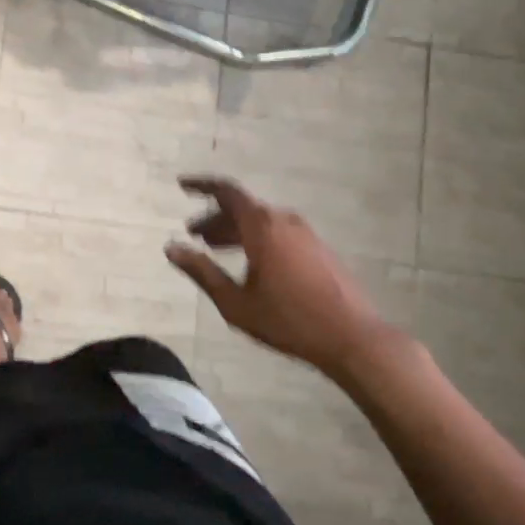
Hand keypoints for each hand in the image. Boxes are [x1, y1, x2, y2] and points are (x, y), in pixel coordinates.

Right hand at [165, 177, 393, 380]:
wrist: (354, 339)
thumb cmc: (288, 320)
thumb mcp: (235, 302)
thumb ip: (201, 271)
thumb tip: (171, 248)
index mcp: (262, 226)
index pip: (226, 191)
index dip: (201, 185)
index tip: (181, 186)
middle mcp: (284, 221)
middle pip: (243, 208)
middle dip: (215, 218)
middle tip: (195, 235)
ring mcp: (306, 235)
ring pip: (262, 221)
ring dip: (236, 230)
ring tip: (217, 249)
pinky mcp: (320, 250)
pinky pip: (279, 233)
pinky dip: (257, 239)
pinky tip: (252, 264)